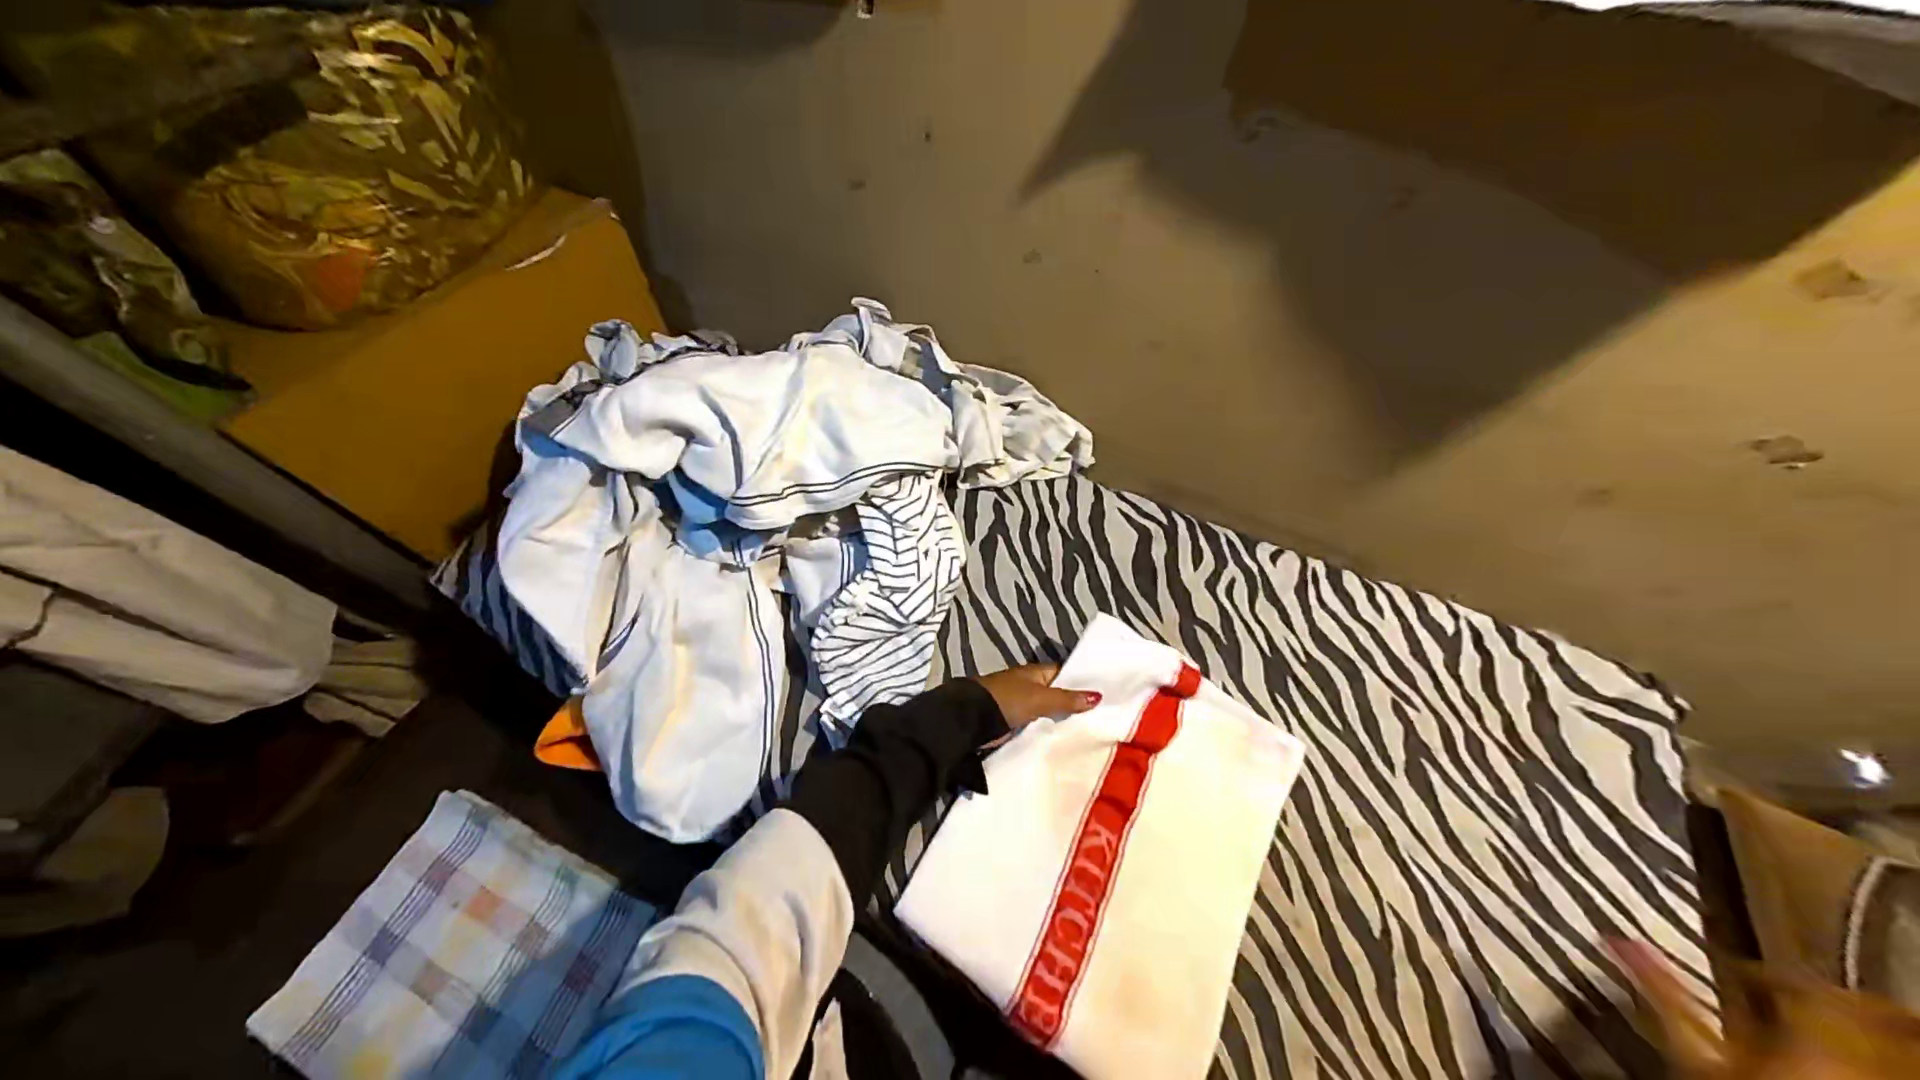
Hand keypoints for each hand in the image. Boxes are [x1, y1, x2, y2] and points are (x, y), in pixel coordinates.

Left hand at [969, 664, 1100, 742]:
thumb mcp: (1040, 698)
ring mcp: (1022, 706)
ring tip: (1094, 732)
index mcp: (1035, 673)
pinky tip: (1068, 741)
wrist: (973, 719)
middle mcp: (1030, 686)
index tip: (1105, 694)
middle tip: (1105, 718)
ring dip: (1063, 721)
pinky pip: (1039, 726)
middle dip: (1075, 705)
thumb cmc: (1007, 700)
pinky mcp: (1016, 724)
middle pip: (1058, 694)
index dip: (1082, 681)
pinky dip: (1050, 732)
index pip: (1064, 673)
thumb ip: (1067, 699)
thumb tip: (1098, 696)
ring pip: (1049, 712)